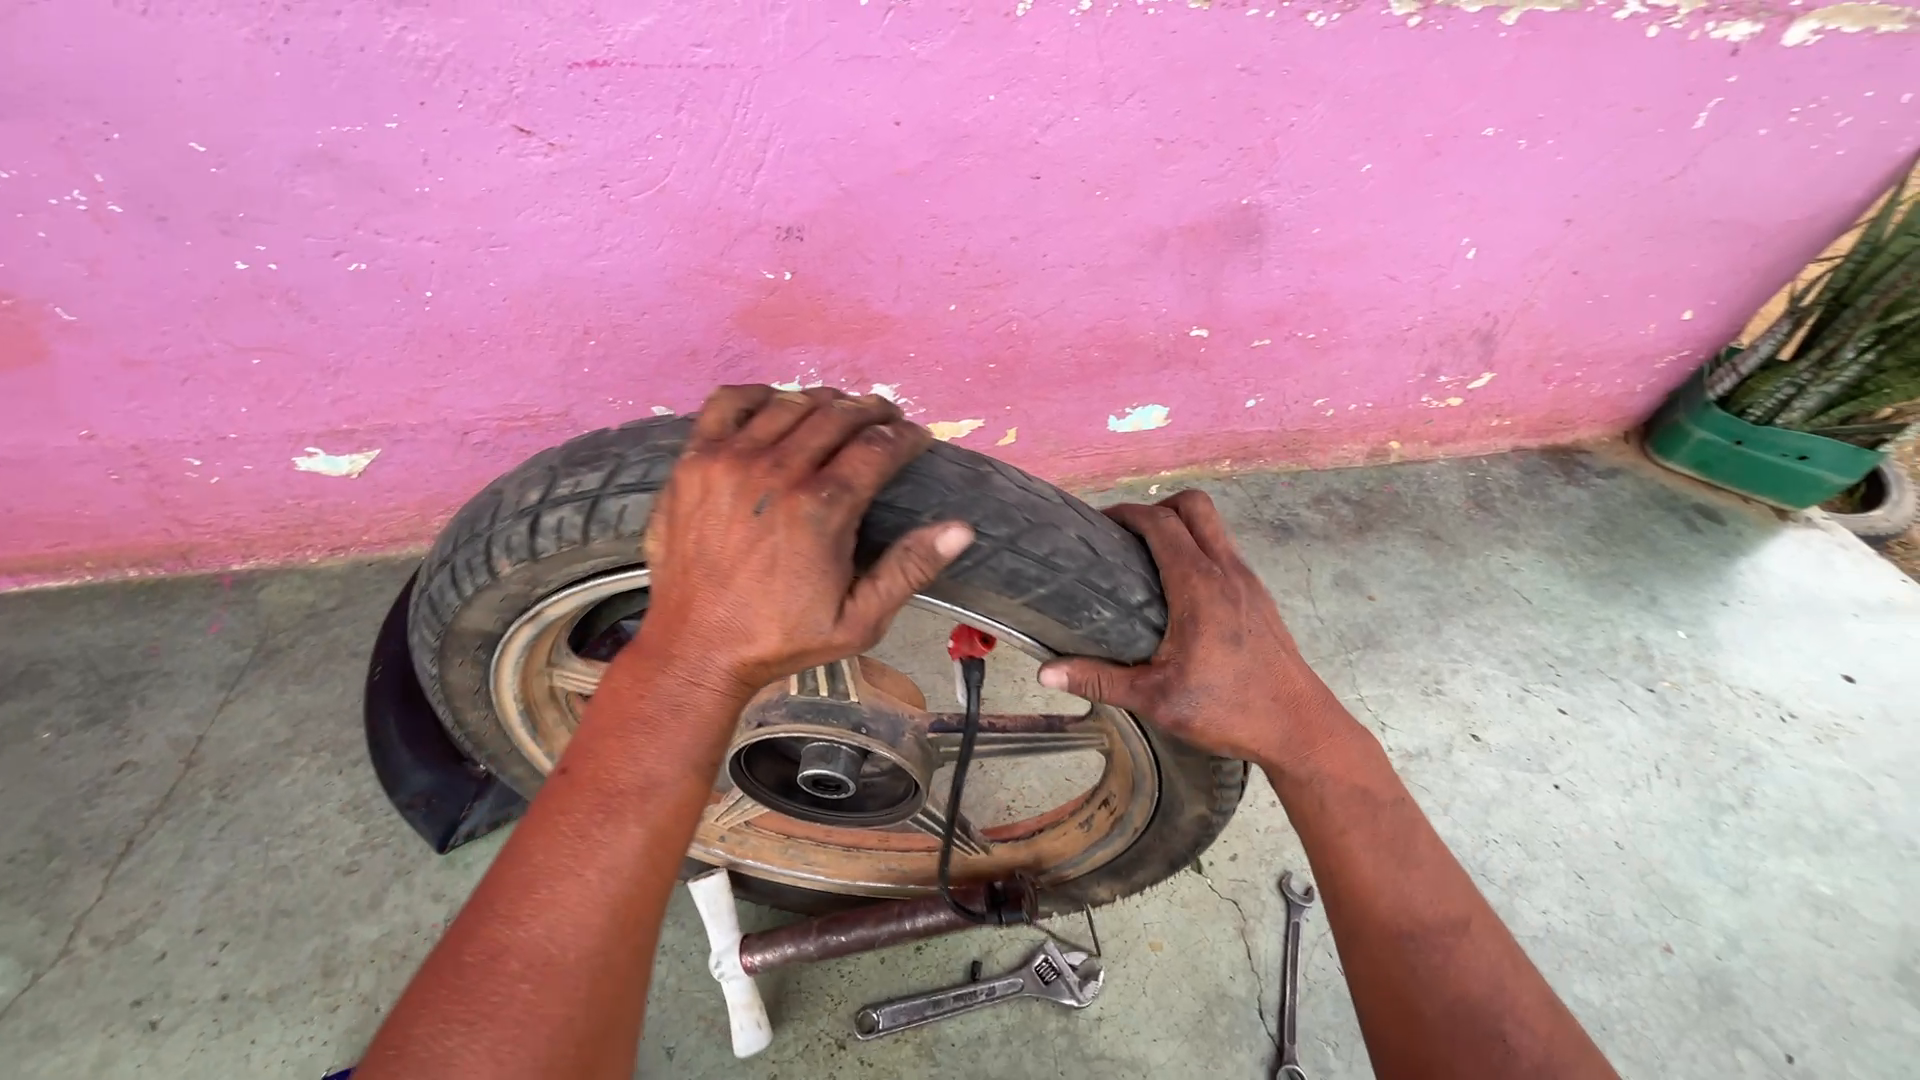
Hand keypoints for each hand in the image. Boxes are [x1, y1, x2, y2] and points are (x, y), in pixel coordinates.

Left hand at [634, 385, 973, 700]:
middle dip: (872, 412)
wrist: (696, 648)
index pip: (877, 447)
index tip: (918, 439)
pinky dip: (759, 396)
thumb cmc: (782, 638)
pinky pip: (728, 402)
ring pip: (789, 404)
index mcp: (821, 509)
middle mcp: (776, 472)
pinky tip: (777, 408)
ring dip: (824, 402)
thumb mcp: (859, 621)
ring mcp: (729, 461)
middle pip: (837, 416)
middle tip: (887, 421)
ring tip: (841, 413)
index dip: (906, 437)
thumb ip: (909, 570)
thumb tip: (961, 529)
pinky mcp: (693, 462)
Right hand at [1037, 490, 1360, 767]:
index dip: (1127, 513)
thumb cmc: (1227, 710)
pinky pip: (1224, 551)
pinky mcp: (1259, 597)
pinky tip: (1179, 589)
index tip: (1098, 523)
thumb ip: (1099, 680)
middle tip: (1125, 534)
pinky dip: (1198, 549)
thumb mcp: (1155, 699)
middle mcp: (1227, 570)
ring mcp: (1248, 581)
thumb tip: (1045, 674)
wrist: (1300, 728)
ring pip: (1214, 526)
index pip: (1161, 523)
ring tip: (1146, 557)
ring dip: (1180, 526)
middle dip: (1156, 506)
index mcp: (1199, 585)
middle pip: (1194, 505)